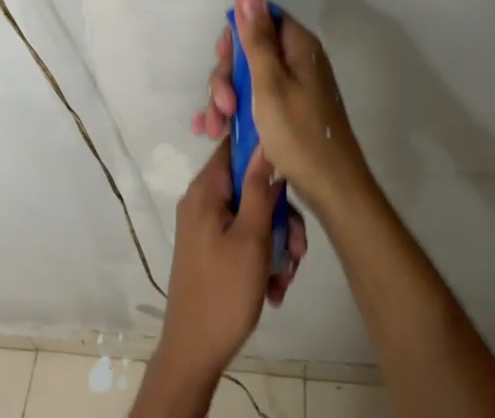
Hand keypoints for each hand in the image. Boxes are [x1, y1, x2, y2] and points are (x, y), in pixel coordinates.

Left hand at [158, 141, 283, 376]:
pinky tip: (274, 288)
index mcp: (205, 192)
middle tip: (299, 248)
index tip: (291, 166)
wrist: (195, 352)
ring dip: (278, 244)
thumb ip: (259, 188)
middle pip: (251, 187)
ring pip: (254, 217)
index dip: (263, 150)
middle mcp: (202, 203)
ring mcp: (207, 229)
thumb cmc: (225, 291)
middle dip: (281, 216)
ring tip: (287, 277)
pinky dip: (263, 259)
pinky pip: (245, 240)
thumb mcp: (251, 237)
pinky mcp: (213, 251)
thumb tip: (264, 143)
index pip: (234, 148)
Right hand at [193, 0, 371, 214]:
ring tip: (213, 128)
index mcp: (298, 46)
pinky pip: (252, 101)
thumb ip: (256, 39)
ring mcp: (291, 88)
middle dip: (226, 76)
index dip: (237, 34)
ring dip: (224, 99)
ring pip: (246, 79)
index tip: (222, 57)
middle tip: (222, 105)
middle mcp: (296, 61)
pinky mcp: (284, 112)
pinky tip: (212, 131)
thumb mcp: (269, 83)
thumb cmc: (298, 133)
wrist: (329, 186)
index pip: (262, 18)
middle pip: (249, 50)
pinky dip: (233, 113)